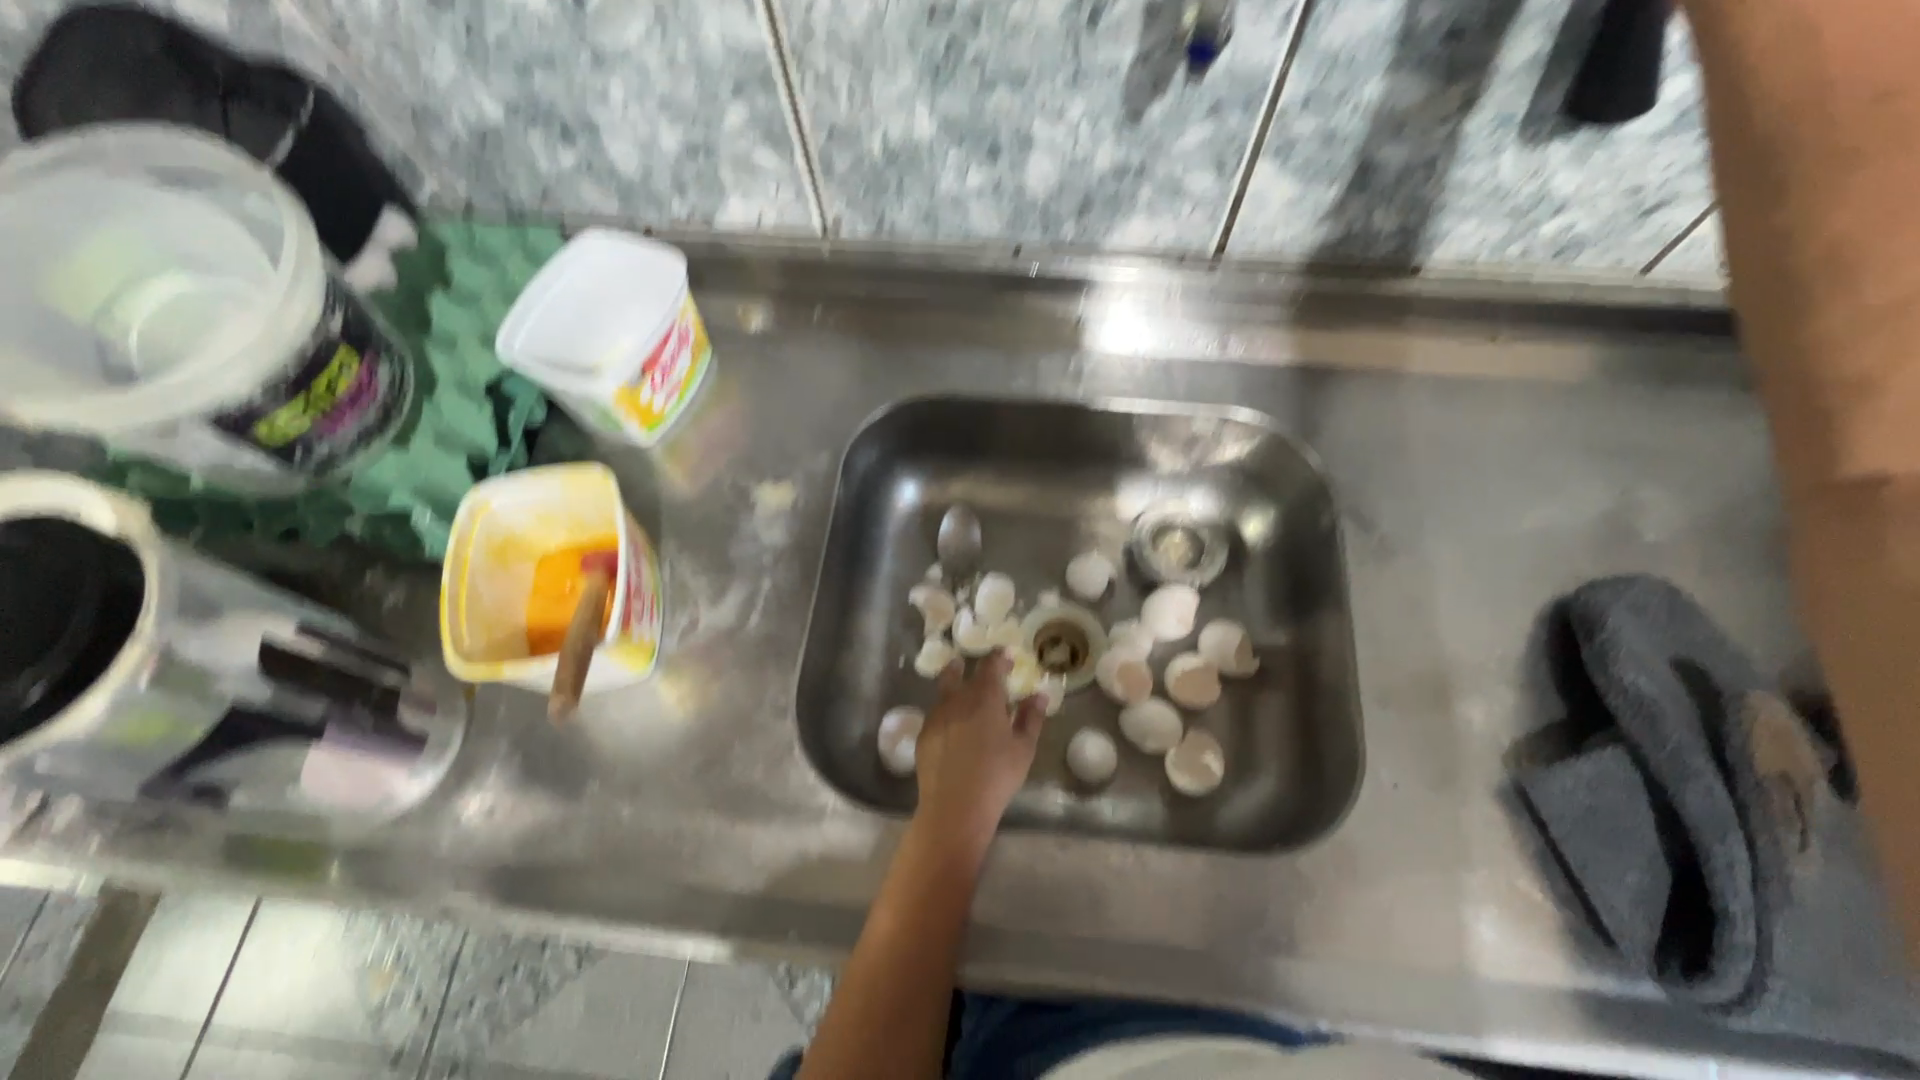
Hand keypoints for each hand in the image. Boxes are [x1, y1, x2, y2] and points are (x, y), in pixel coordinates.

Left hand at [913, 650, 1043, 848]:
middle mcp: (956, 700)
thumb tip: (1039, 694)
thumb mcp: (1023, 748)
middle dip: (967, 667)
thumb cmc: (997, 776)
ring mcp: (936, 717)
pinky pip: (935, 714)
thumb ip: (1031, 717)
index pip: (990, 666)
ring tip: (961, 694)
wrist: (955, 806)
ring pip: (943, 693)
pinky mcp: (923, 735)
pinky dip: (945, 712)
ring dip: (953, 687)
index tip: (1006, 657)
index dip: (998, 658)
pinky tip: (951, 726)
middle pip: (957, 673)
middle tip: (976, 669)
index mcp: (984, 698)